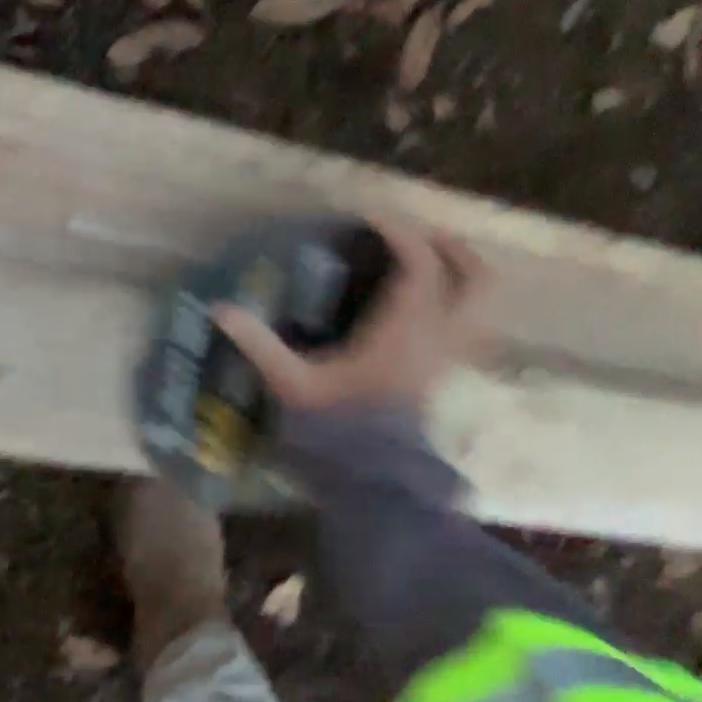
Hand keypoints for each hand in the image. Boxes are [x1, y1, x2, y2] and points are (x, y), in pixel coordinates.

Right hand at [212, 221, 489, 412]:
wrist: (378, 483)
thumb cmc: (338, 429)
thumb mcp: (292, 385)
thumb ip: (259, 344)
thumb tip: (219, 308)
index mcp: (403, 330)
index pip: (420, 265)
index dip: (400, 233)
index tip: (370, 219)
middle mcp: (439, 337)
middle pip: (476, 277)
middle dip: (452, 248)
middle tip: (418, 237)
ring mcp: (451, 360)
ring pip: (482, 305)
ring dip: (462, 277)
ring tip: (428, 268)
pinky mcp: (448, 379)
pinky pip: (470, 329)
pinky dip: (456, 309)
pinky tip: (425, 315)